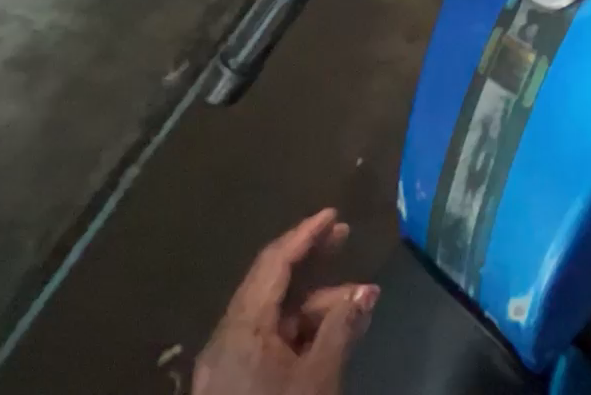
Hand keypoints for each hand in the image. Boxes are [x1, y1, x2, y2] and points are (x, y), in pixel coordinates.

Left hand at [194, 208, 378, 394]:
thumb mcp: (320, 376)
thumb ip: (341, 327)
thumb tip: (365, 291)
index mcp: (240, 330)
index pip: (273, 265)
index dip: (304, 235)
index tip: (334, 213)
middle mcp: (226, 340)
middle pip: (269, 285)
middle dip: (310, 261)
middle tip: (345, 236)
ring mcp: (225, 365)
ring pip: (273, 316)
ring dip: (314, 304)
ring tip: (359, 304)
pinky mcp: (232, 386)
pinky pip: (268, 341)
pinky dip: (300, 330)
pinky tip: (333, 332)